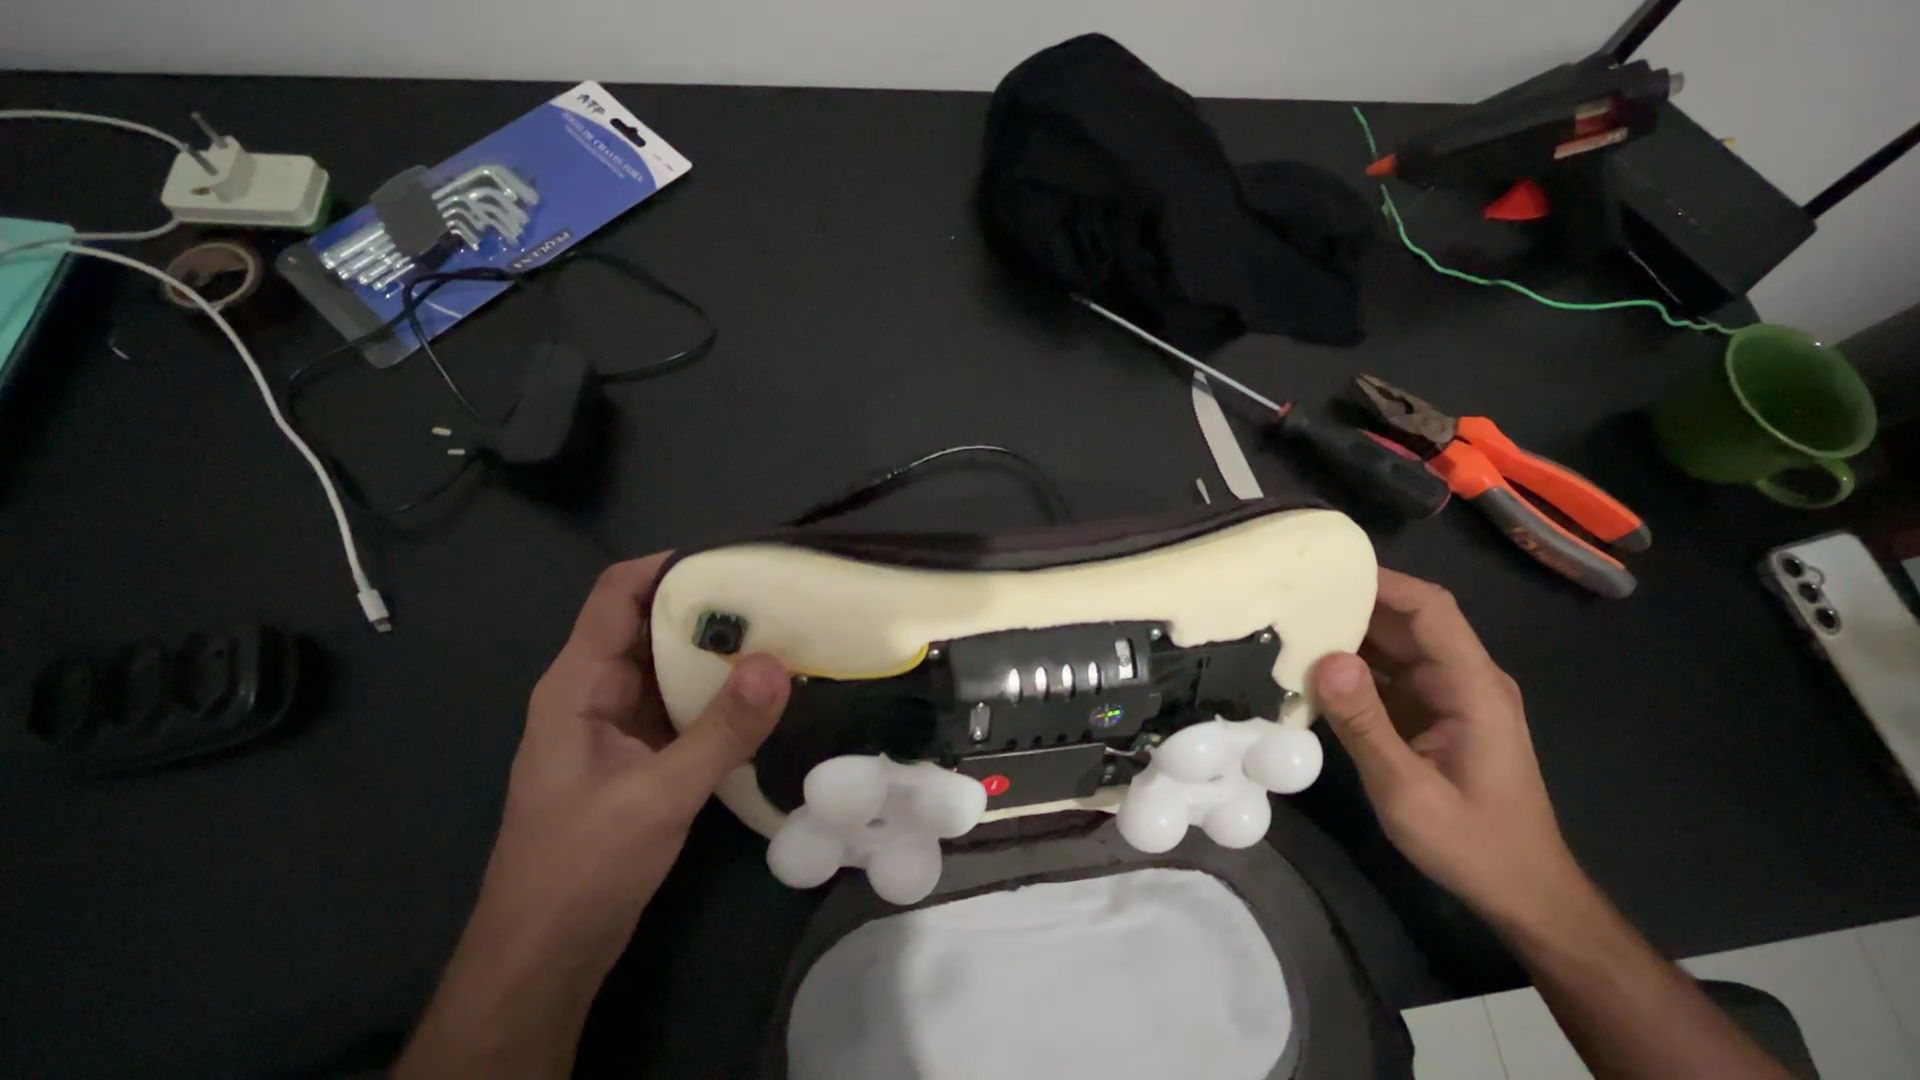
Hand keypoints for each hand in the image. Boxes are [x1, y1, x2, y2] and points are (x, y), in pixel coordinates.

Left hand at [471, 553, 791, 971]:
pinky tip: (762, 699)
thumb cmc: (582, 864)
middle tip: (780, 597)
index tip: (737, 557)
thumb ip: (721, 730)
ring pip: (668, 670)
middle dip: (709, 609)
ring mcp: (616, 729)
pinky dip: (716, 697)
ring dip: (718, 655)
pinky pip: (679, 709)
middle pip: (650, 627)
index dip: (670, 565)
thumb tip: (779, 663)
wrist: (545, 954)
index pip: (617, 594)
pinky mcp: (637, 760)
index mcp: (578, 684)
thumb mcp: (659, 794)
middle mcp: (594, 694)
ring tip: (784, 637)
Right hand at [1310, 569, 1582, 927]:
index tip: (1324, 571)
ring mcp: (1449, 697)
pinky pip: (1389, 677)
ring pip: (1395, 647)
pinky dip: (1353, 670)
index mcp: (1474, 687)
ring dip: (1349, 636)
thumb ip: (1366, 725)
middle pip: (1409, 621)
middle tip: (1289, 598)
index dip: (1382, 583)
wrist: (1522, 892)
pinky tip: (1310, 671)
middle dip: (1353, 604)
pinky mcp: (1433, 716)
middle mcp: (1465, 680)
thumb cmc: (1473, 844)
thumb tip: (1325, 660)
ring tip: (1289, 625)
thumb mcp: (1408, 791)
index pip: (1431, 610)